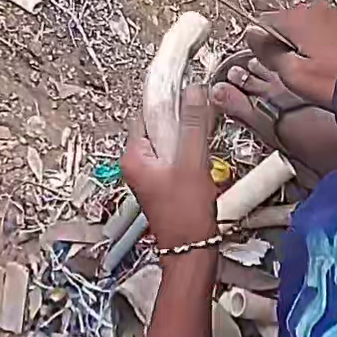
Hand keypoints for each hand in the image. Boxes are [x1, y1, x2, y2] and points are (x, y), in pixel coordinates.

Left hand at [121, 85, 219, 249]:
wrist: (193, 251)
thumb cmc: (186, 216)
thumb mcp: (192, 162)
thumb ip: (193, 124)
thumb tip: (192, 92)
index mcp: (134, 157)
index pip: (147, 112)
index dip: (168, 99)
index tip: (184, 86)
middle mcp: (137, 164)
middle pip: (160, 124)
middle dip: (181, 118)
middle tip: (200, 117)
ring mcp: (151, 173)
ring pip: (170, 139)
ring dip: (188, 135)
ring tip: (202, 142)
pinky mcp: (165, 180)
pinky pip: (176, 153)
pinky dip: (190, 149)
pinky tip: (202, 155)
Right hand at [249, 4, 336, 110]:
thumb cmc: (333, 80)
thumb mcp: (293, 73)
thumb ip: (268, 52)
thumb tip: (252, 36)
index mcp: (295, 18)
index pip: (262, 22)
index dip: (260, 44)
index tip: (267, 63)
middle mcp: (312, 9)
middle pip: (283, 23)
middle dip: (281, 43)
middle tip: (288, 70)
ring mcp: (331, 14)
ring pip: (302, 27)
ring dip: (299, 44)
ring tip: (308, 69)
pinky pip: (320, 30)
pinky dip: (316, 44)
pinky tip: (323, 63)